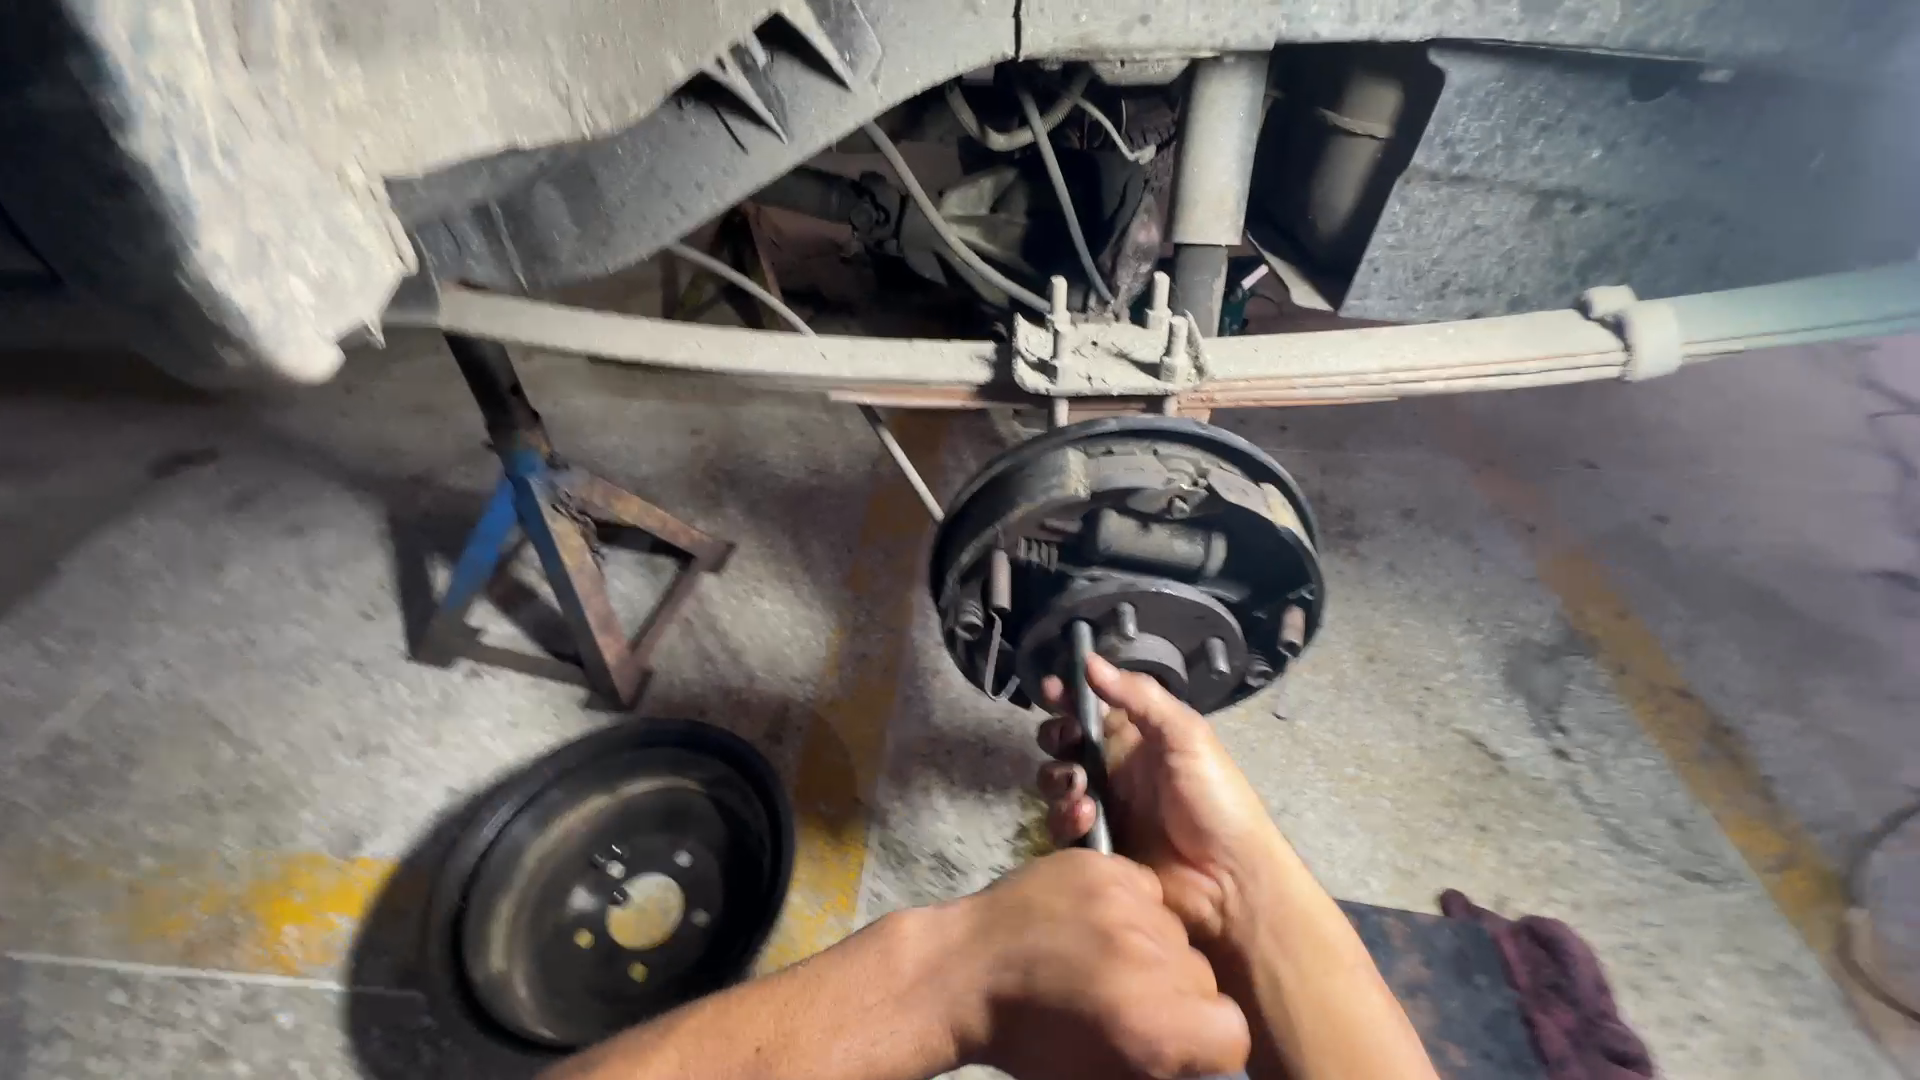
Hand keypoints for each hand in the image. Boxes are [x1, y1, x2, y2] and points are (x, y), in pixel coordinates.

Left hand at [934, 849, 1249, 1079]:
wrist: (966, 970)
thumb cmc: (1029, 1038)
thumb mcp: (1103, 1075)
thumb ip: (1164, 1063)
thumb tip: (1196, 1046)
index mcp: (1153, 1025)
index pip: (1230, 1029)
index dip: (1204, 1038)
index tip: (1173, 1035)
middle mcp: (1146, 959)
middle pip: (1201, 975)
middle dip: (1175, 990)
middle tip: (1129, 993)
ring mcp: (1121, 903)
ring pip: (1174, 927)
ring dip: (1152, 943)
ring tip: (1105, 953)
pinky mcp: (1098, 865)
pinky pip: (1143, 885)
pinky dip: (1129, 903)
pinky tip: (1095, 918)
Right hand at [1038, 653, 1291, 944]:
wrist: (1230, 882)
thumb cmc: (1216, 799)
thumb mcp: (1186, 735)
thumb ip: (1138, 695)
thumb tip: (1089, 661)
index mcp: (1137, 738)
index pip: (1092, 707)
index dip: (1068, 696)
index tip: (1051, 689)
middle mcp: (1114, 769)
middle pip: (1064, 743)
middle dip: (1056, 737)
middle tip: (1067, 741)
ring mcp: (1103, 808)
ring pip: (1057, 783)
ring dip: (1060, 779)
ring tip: (1081, 789)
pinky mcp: (1094, 846)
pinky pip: (1061, 826)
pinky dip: (1067, 818)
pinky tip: (1088, 819)